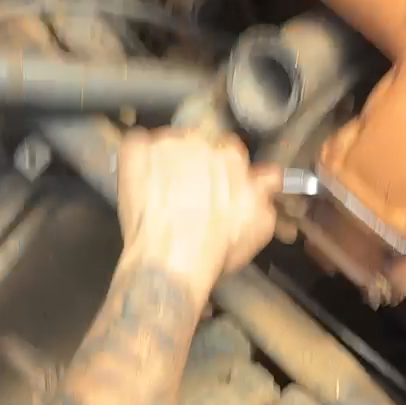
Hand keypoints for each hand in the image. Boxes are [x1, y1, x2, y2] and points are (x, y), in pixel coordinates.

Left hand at [116, 129, 280, 296]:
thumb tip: (269, 177)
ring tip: (166, 195)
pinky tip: (145, 187)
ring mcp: (165, 144)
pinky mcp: (136, 152)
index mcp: (232, 156)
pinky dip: (139, 163)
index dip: (222, 171)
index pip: (230, 150)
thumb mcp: (258, 225)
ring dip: (168, 161)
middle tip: (190, 194)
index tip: (216, 187)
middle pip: (199, 142)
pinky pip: (137, 146)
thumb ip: (266, 193)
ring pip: (170, 142)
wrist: (170, 262)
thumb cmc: (213, 249)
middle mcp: (201, 142)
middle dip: (195, 163)